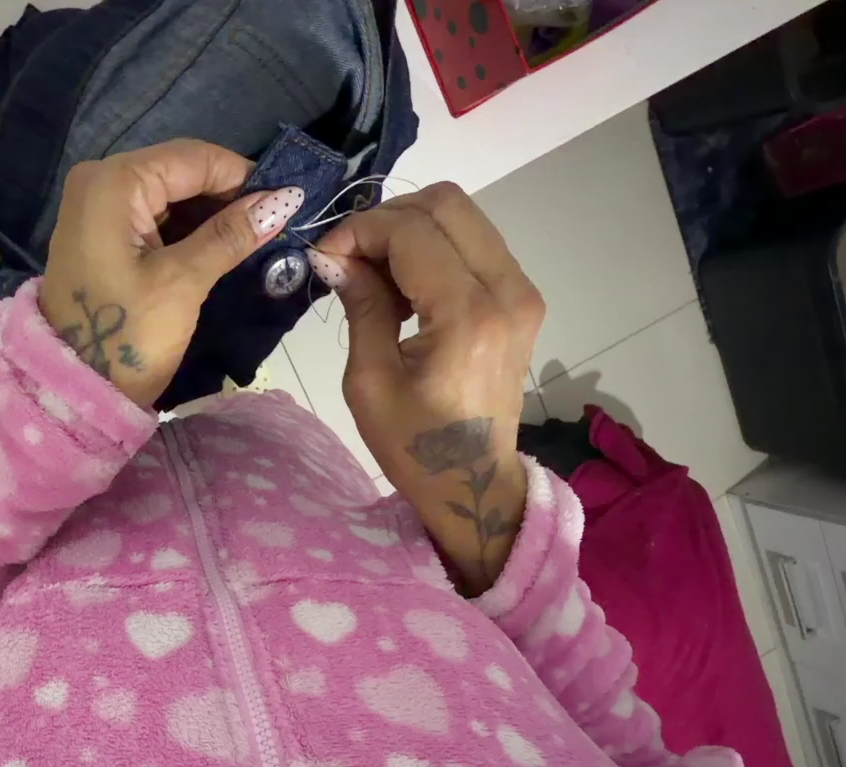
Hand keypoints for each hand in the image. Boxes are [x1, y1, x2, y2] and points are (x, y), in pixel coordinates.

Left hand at [41, 139, 304, 406]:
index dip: (243, 176)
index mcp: (114, 182)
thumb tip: (282, 200)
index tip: (287, 199)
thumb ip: (229, 236)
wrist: (75, 391)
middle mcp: (100, 183)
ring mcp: (96, 212)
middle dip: (227, 198)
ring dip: (210, 218)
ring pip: (168, 199)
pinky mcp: (101, 241)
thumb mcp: (182, 283)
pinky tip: (220, 250)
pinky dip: (186, 233)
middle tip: (274, 223)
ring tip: (254, 239)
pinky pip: (152, 222)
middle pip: (179, 174)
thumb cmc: (126, 336)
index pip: (193, 158)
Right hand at [309, 182, 543, 595]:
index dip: (359, 230)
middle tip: (347, 258)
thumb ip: (361, 306)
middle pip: (446, 203)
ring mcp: (522, 291)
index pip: (412, 231)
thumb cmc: (414, 446)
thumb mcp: (370, 382)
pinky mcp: (520, 299)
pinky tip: (404, 287)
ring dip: (409, 231)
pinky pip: (474, 244)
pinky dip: (432, 248)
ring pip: (463, 217)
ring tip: (372, 274)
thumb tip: (336, 257)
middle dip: (385, 219)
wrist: (473, 484)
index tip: (324, 257)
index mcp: (468, 315)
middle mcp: (508, 289)